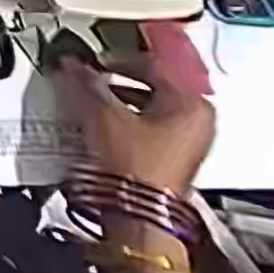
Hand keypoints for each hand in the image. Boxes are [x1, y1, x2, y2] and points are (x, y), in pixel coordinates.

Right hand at [52, 21, 216, 194]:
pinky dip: (131, 116)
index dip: (116, 59)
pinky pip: (154, 123)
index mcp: (192, 104)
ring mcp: (192, 139)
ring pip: (154, 104)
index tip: (95, 62)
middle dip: (120, 79)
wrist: (138, 213)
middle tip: (95, 77)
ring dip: (123, 97)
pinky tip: (108, 122)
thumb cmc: (134, 168)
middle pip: (155, 84)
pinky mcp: (178, 155)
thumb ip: (86, 83)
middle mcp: (200, 120)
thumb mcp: (103, 114)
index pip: (152, 64)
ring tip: (96, 99)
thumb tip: (73, 66)